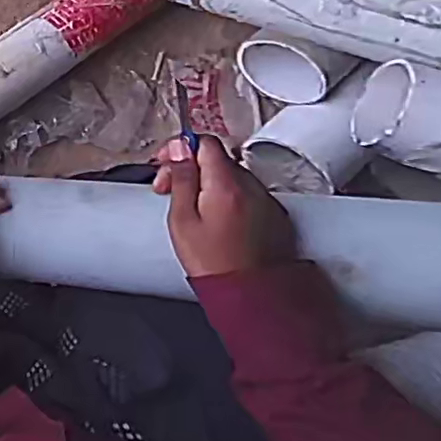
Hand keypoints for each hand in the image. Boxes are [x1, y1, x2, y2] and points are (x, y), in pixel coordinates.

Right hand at [153, 134, 296, 277]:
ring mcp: (267, 201)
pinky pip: (247, 193)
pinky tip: (213, 217)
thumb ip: (181, 179)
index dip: (180, 147)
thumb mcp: (181, 219)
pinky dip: (227, 196)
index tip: (165, 162)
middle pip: (217, 158)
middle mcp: (252, 187)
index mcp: (227, 185)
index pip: (206, 143)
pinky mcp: (275, 215)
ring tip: (191, 206)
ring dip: (208, 181)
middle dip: (190, 166)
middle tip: (169, 188)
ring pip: (232, 175)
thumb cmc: (214, 263)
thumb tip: (179, 149)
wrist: (253, 297)